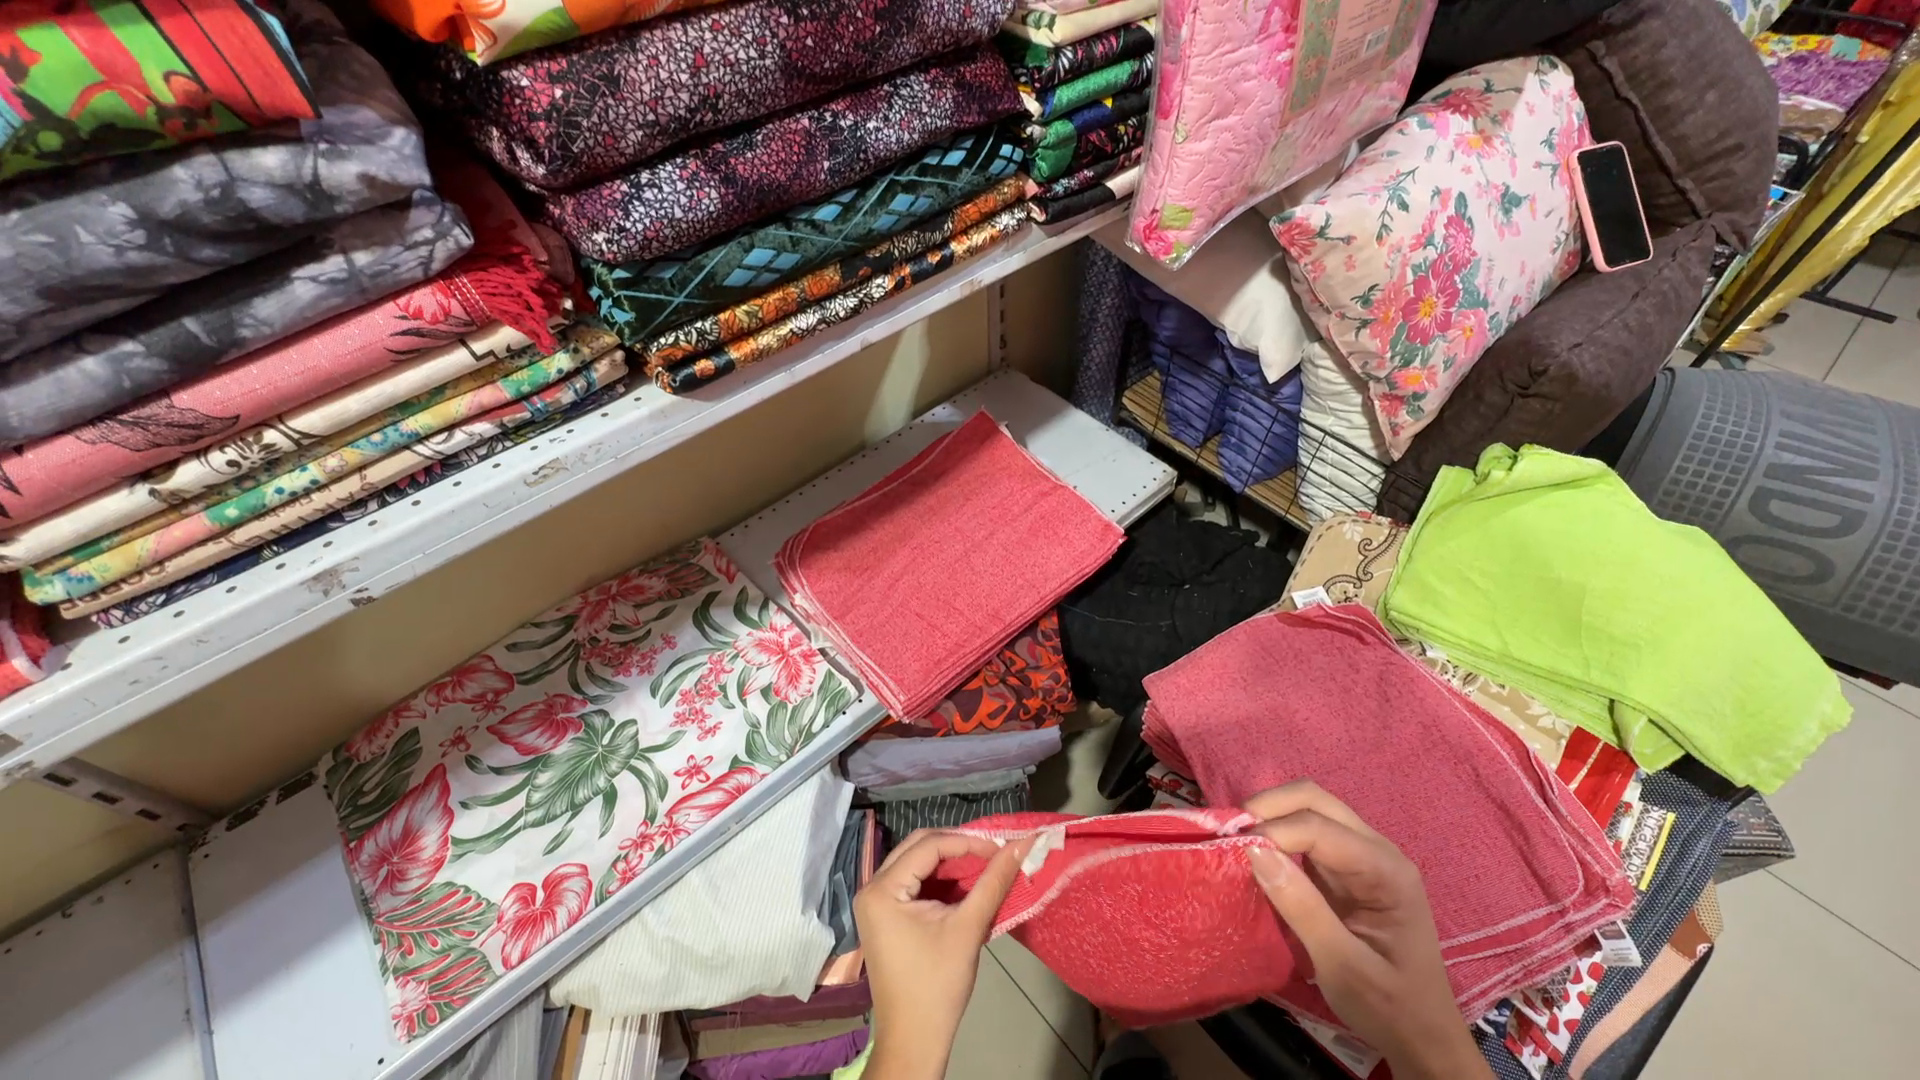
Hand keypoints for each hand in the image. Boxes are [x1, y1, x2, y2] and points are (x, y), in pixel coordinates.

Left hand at [855, 829, 1032, 1079]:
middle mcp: (872, 887)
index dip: (968, 841)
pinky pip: (914, 882)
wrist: (914, 1039)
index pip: (929, 846)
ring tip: (985, 868)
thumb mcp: (968, 927)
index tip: (1002, 849)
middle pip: (919, 847)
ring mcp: (875, 902)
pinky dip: (940, 881)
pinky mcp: (885, 915)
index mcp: (883, 889)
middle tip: (994, 854)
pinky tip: (966, 887)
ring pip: (917, 863)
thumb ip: (993, 882)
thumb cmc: (938, 984)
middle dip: (958, 847)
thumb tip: (1022, 845)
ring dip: (951, 863)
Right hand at [1243, 782, 1492, 1079]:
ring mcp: (1361, 856)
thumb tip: (1253, 849)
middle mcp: (1377, 851)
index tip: (1231, 849)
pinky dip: (1277, 832)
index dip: (1272, 830)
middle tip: (1228, 831)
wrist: (1422, 1037)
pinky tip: (1256, 850)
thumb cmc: (1389, 1006)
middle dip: (1268, 806)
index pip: (1318, 827)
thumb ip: (1301, 906)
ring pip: (1310, 808)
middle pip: (1315, 800)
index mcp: (1386, 871)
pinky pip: (1307, 832)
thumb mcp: (1342, 965)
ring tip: (1236, 839)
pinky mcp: (1345, 868)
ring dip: (1270, 815)